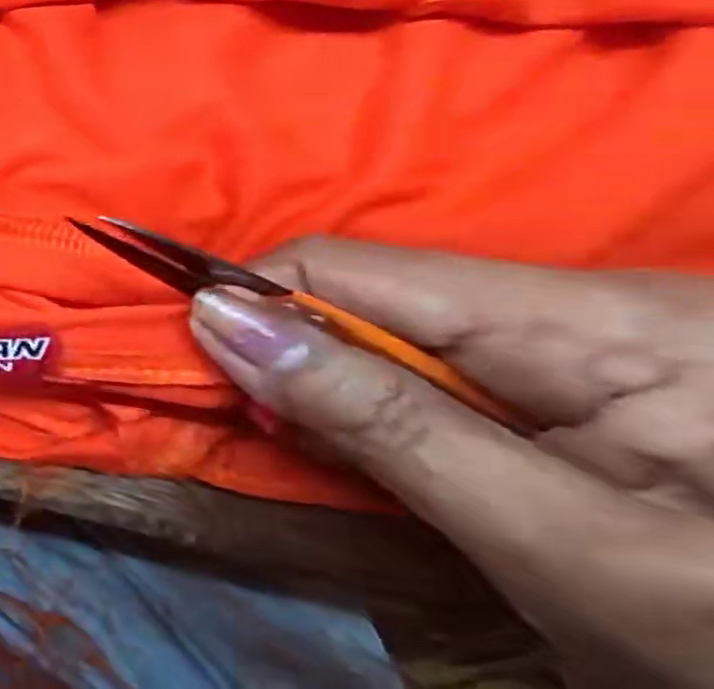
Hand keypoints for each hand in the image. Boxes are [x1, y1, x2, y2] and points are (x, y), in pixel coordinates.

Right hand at [189, 238, 713, 688]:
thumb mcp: (563, 549)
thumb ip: (378, 420)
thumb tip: (214, 318)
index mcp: (593, 321)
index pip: (348, 268)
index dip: (256, 305)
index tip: (214, 374)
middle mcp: (588, 302)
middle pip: (371, 293)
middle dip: (302, 357)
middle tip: (290, 439)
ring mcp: (599, 337)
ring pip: (401, 328)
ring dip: (346, 387)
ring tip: (350, 458)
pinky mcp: (604, 374)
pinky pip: (451, 362)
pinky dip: (397, 405)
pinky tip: (409, 452)